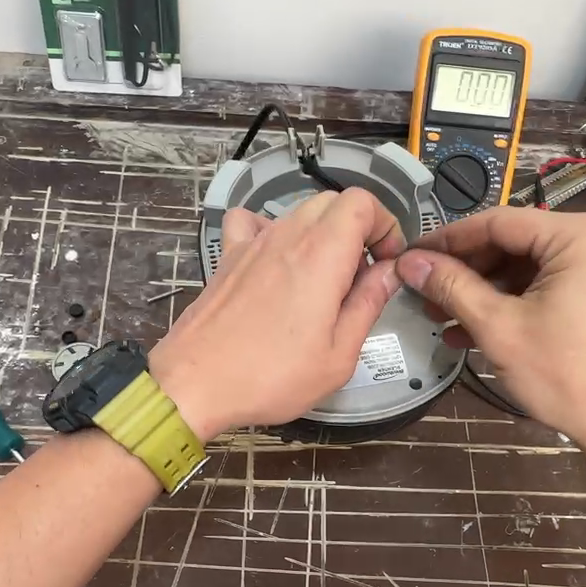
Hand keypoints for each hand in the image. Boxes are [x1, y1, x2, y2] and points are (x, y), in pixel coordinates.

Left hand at [151, 188, 405, 438]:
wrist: (195, 385)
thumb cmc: (269, 377)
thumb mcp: (338, 356)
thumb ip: (369, 304)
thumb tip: (390, 272)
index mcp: (322, 256)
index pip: (362, 202)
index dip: (385, 225)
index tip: (388, 263)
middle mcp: (287, 237)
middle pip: (334, 202)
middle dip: (359, 230)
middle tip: (362, 277)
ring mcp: (253, 243)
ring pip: (299, 212)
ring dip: (323, 235)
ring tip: (325, 282)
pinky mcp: (229, 257)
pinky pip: (254, 222)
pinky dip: (274, 231)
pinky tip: (278, 263)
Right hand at [395, 208, 585, 452]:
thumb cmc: (566, 378)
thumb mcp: (499, 328)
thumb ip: (452, 287)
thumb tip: (410, 262)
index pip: (500, 222)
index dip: (449, 240)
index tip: (413, 255)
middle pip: (520, 242)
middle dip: (470, 271)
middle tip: (427, 294)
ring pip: (537, 264)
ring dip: (491, 290)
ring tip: (448, 316)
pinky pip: (561, 281)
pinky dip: (523, 300)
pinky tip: (484, 325)